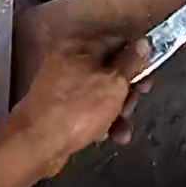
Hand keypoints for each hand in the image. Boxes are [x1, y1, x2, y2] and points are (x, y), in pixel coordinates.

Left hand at [3, 33, 150, 175]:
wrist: (36, 143)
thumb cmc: (79, 109)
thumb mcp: (113, 84)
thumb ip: (131, 62)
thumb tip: (143, 42)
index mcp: (81, 45)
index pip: (119, 43)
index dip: (139, 61)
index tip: (149, 81)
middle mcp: (70, 59)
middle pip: (112, 70)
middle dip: (127, 92)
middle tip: (132, 108)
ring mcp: (63, 84)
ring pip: (102, 92)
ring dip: (117, 112)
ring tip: (121, 131)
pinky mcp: (60, 107)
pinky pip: (88, 108)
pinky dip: (100, 120)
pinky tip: (107, 136)